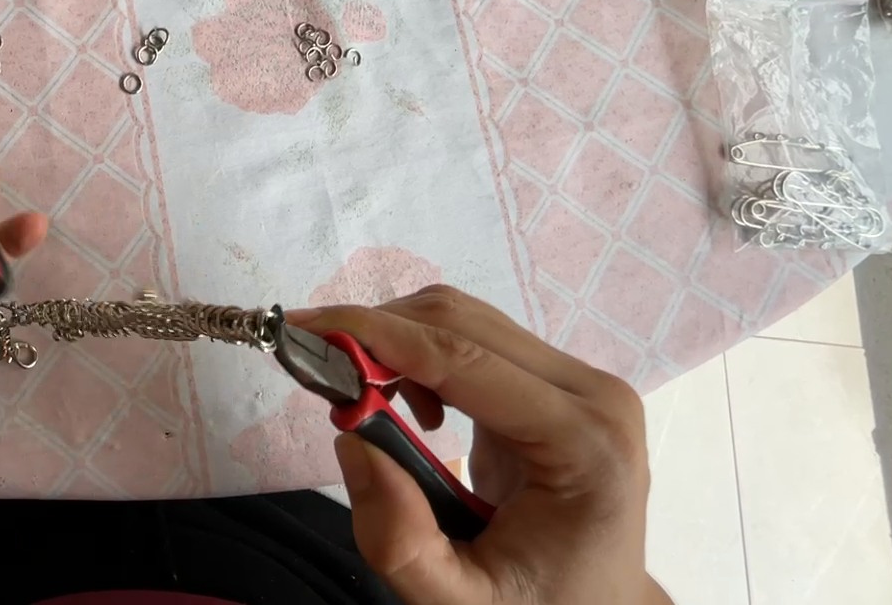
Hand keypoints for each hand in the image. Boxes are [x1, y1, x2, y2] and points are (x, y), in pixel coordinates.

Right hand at [293, 286, 672, 604]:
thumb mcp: (463, 604)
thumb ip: (400, 542)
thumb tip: (352, 443)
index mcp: (585, 445)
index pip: (460, 358)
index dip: (374, 334)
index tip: (301, 329)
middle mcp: (590, 393)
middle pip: (454, 321)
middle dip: (371, 332)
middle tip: (318, 369)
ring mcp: (574, 377)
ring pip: (453, 315)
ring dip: (390, 339)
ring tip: (366, 399)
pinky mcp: (549, 373)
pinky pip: (463, 331)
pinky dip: (412, 348)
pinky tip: (410, 403)